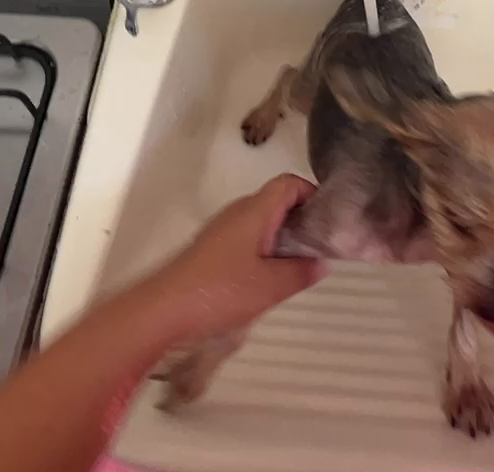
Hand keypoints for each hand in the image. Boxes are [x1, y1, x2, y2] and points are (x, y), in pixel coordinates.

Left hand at [132, 174, 325, 342]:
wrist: (164, 309)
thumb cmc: (219, 290)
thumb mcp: (269, 286)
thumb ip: (300, 272)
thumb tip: (322, 262)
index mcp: (255, 210)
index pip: (289, 183)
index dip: (312, 194)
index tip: (329, 220)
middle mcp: (239, 211)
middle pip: (278, 201)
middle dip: (302, 220)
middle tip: (320, 248)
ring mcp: (224, 228)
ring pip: (263, 220)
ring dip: (284, 237)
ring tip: (299, 266)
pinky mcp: (214, 247)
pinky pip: (249, 237)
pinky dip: (266, 249)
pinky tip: (270, 279)